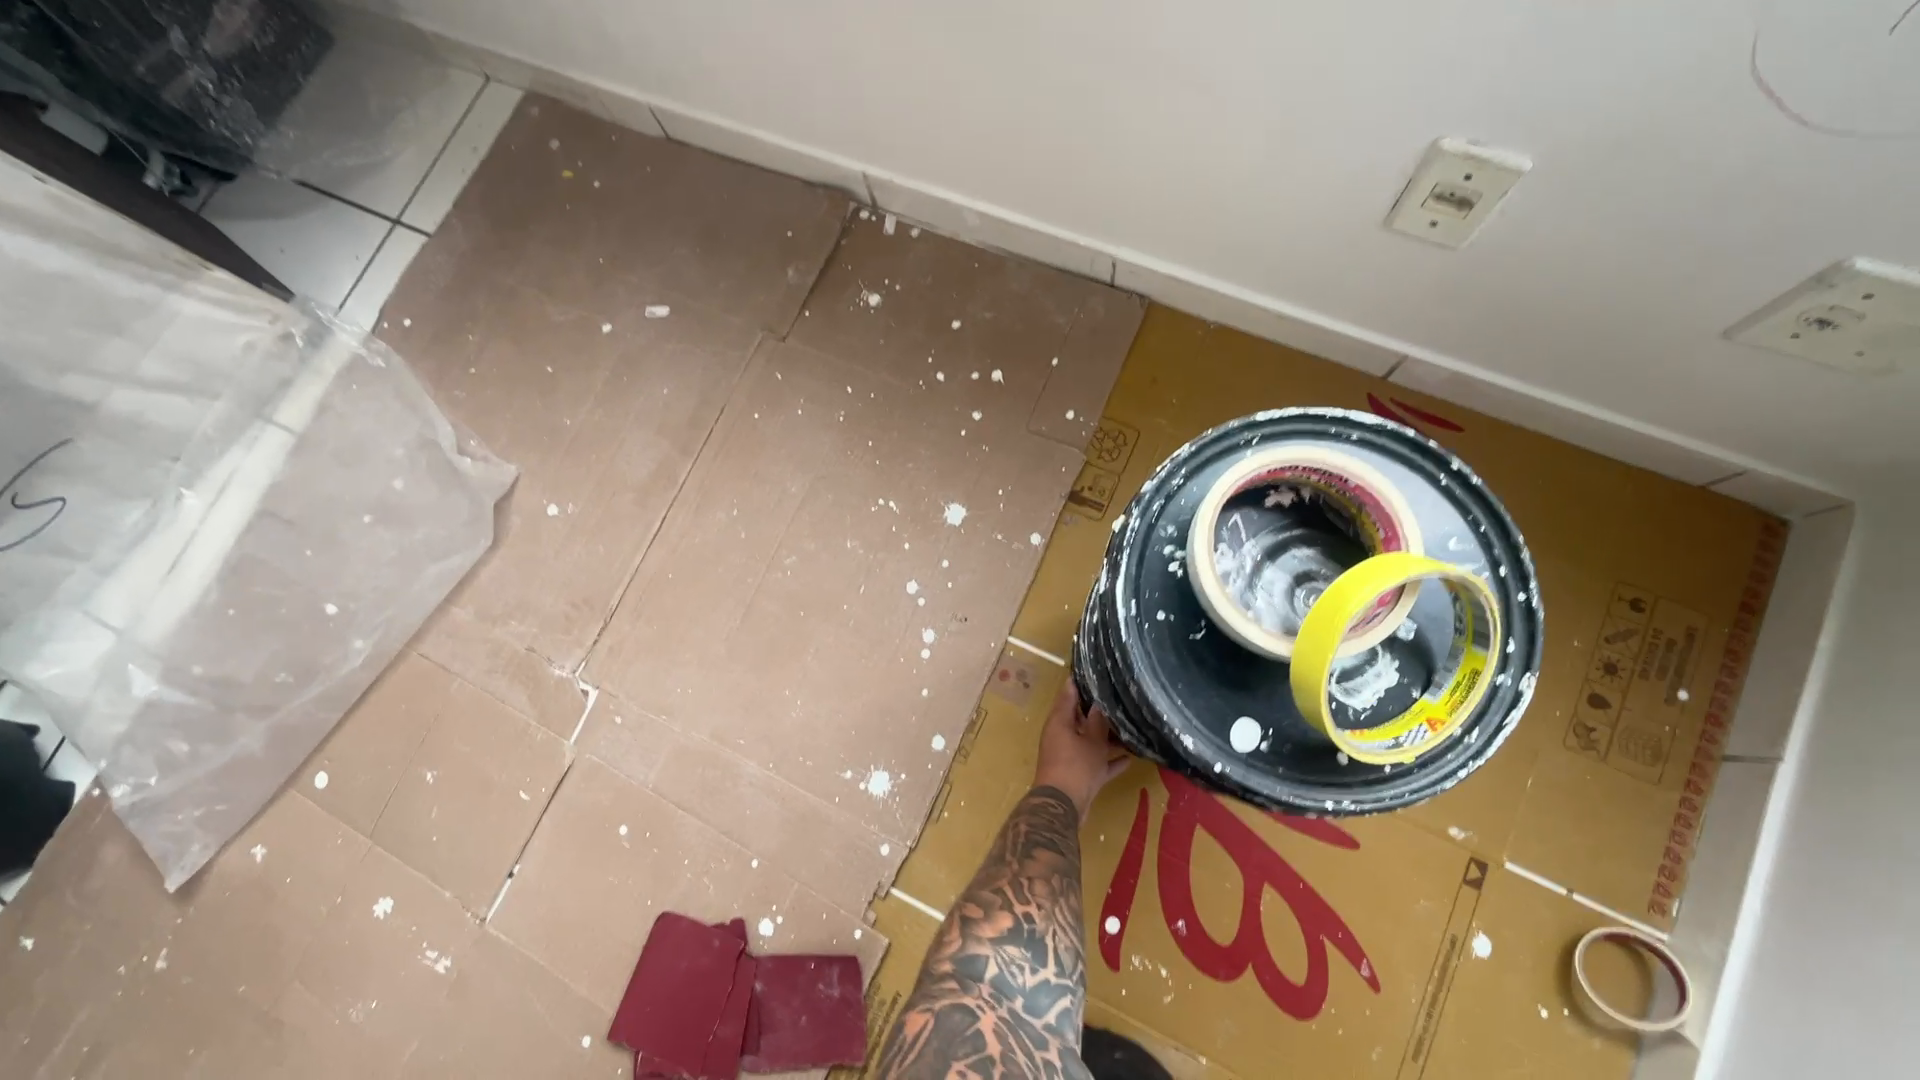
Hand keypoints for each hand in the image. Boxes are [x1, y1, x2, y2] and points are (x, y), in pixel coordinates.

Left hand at [1033, 682, 1132, 819]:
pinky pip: (1094, 763)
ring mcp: (1068, 756)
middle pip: (1080, 718)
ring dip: (1106, 738)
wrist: (1063, 807)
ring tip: (1129, 728)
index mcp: (1060, 722)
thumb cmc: (1076, 767)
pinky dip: (1108, 761)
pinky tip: (1129, 759)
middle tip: (1118, 698)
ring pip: (1089, 742)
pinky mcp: (1076, 775)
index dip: (1079, 682)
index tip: (1092, 670)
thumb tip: (1100, 704)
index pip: (1068, 694)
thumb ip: (1098, 722)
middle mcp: (1061, 736)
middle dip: (1098, 711)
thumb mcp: (1092, 742)